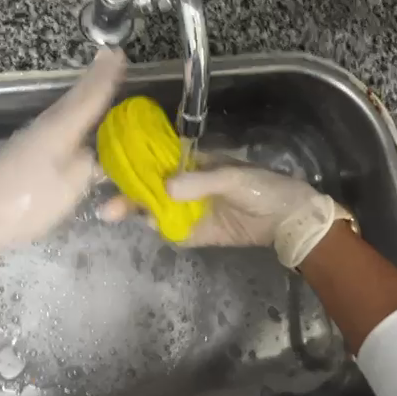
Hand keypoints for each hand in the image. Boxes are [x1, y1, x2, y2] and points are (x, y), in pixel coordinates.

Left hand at [0, 48, 125, 285]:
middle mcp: (45, 126)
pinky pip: (57, 123)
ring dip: (83, 94)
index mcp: (59, 130)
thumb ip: (88, 166)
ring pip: (65, 109)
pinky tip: (75, 120)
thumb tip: (96, 153)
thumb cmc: (26, 204)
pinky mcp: (23, 152)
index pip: (89, 97)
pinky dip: (71, 113)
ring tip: (98, 82)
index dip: (106, 77)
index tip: (119, 54)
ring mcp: (31, 138)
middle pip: (75, 98)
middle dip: (95, 79)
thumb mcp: (69, 188)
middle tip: (111, 58)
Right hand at [106, 162, 350, 269]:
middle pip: (151, 190)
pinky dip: (162, 231)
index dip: (135, 166)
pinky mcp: (199, 233)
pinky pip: (174, 232)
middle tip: (106, 208)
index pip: (158, 162)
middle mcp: (187, 185)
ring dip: (139, 213)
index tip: (113, 170)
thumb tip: (164, 188)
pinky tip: (151, 227)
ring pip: (157, 211)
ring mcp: (191, 210)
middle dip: (128, 196)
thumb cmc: (262, 187)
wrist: (290, 220)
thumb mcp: (233, 178)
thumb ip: (200, 182)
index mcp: (194, 164)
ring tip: (116, 215)